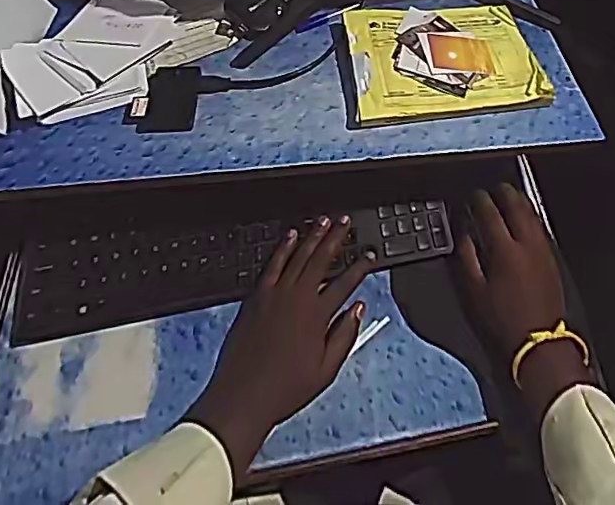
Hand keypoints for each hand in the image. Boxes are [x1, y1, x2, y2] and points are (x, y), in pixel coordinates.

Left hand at [186, 217, 376, 478]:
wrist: (245, 393)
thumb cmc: (285, 387)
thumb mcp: (325, 370)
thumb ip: (344, 336)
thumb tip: (358, 309)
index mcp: (317, 315)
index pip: (345, 282)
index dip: (360, 266)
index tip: (369, 255)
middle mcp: (298, 297)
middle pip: (322, 259)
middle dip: (336, 237)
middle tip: (345, 222)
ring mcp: (276, 292)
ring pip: (299, 255)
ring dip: (313, 235)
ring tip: (324, 220)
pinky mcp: (257, 293)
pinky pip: (273, 262)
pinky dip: (283, 246)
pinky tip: (291, 234)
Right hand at [454, 184, 587, 416]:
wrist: (539, 343)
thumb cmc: (504, 320)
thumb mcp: (474, 290)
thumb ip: (466, 256)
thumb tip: (463, 234)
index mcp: (504, 250)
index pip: (489, 212)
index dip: (478, 200)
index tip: (472, 197)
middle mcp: (526, 245)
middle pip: (516, 206)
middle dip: (503, 192)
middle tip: (493, 188)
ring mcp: (542, 251)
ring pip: (532, 214)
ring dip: (519, 201)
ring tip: (509, 195)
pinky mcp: (552, 260)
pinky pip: (541, 227)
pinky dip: (530, 216)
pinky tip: (525, 217)